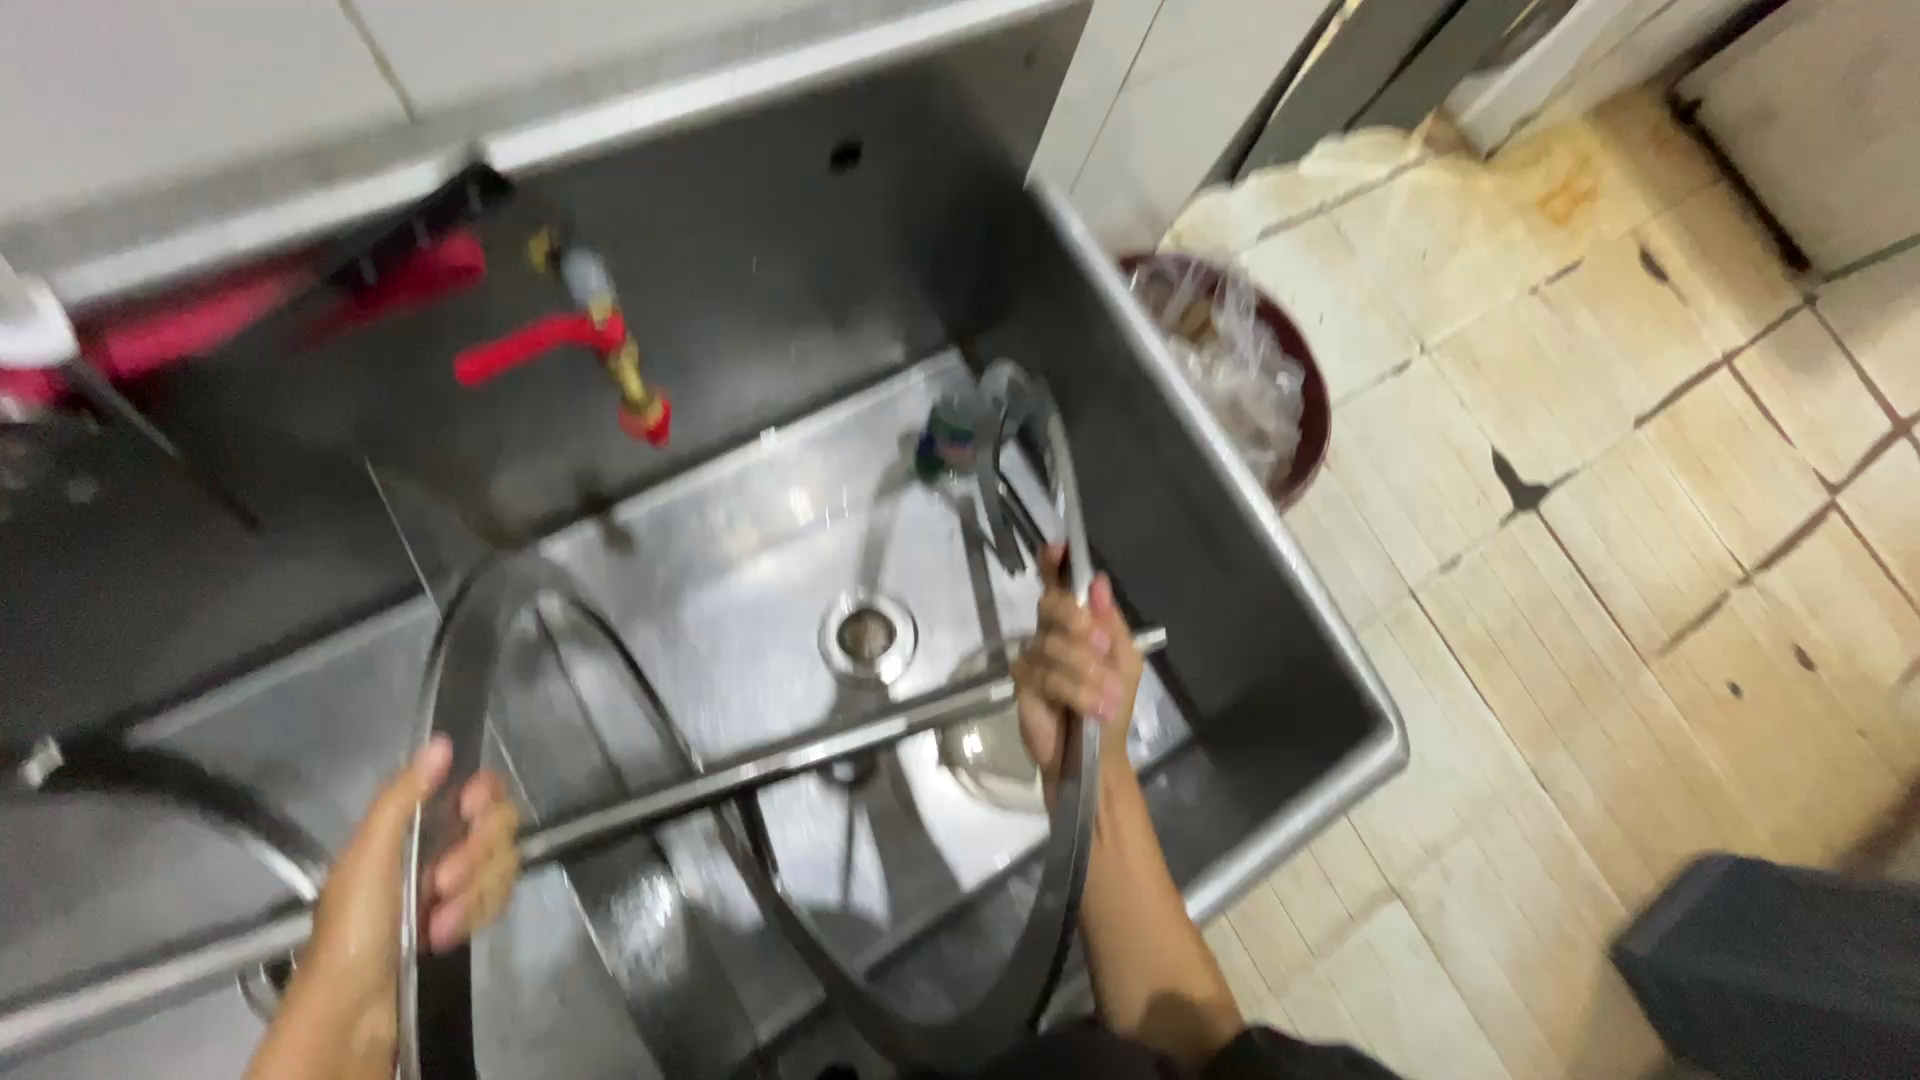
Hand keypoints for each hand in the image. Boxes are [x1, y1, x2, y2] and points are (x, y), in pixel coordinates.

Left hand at [300, 736, 520, 1021]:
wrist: (355, 1006)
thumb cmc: (354, 926)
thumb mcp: (368, 857)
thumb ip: (403, 797)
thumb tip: (441, 742)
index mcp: (415, 825)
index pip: (476, 788)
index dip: (485, 796)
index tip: (470, 812)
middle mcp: (445, 845)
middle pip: (501, 823)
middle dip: (477, 854)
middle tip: (442, 880)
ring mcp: (462, 881)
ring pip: (505, 862)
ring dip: (473, 893)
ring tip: (436, 921)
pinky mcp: (473, 913)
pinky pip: (502, 896)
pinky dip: (475, 915)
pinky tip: (444, 934)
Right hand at [1010, 544, 1142, 786]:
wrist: (1098, 756)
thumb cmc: (1113, 705)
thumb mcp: (1126, 662)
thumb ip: (1113, 622)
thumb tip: (1099, 581)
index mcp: (1077, 623)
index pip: (1058, 584)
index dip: (1054, 564)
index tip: (1057, 548)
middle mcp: (1050, 633)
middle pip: (1052, 605)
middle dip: (1078, 621)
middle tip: (1102, 645)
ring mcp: (1034, 656)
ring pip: (1055, 644)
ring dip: (1088, 672)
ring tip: (1109, 698)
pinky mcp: (1023, 684)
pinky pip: (1048, 676)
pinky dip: (1077, 691)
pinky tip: (1093, 709)